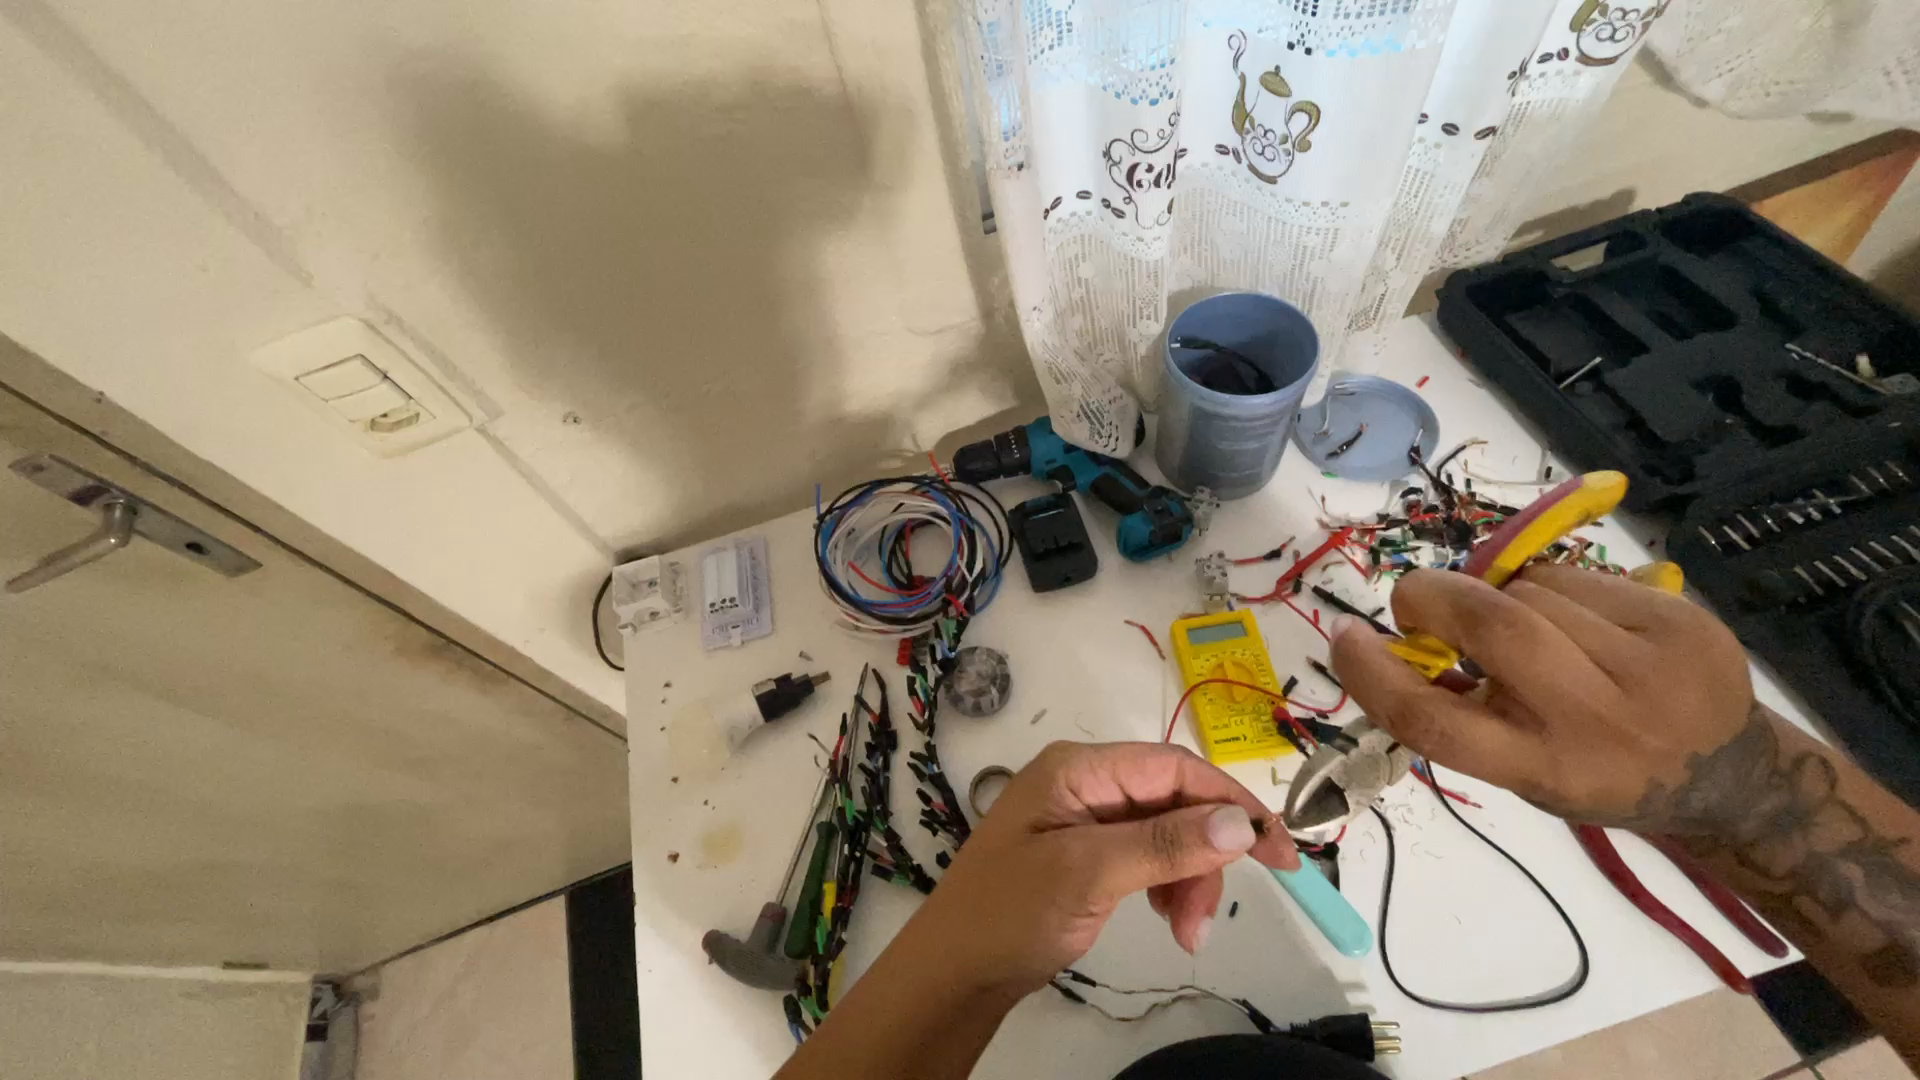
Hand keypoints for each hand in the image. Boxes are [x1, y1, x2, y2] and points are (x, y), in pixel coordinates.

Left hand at [898, 741, 1298, 999]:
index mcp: (1079, 769)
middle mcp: (1086, 782)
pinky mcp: (1089, 851)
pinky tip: (1167, 920)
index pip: (1172, 767)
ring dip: (1188, 880)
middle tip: (1207, 919)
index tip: (1279, 850)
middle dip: (1204, 855)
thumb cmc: (1010, 911)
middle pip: (1174, 801)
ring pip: (1168, 834)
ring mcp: (1087, 817)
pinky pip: (1148, 857)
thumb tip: (1240, 821)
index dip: (1229, 800)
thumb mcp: (1087, 873)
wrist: (956, 967)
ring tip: (1185, 934)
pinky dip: (1168, 887)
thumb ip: (1163, 844)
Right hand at [1329, 565, 1756, 832]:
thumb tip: (1394, 640)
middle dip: (1431, 597)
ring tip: (1511, 625)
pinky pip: (1570, 576)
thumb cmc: (1591, 771)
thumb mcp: (1514, 764)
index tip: (1344, 635)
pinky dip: (1539, 586)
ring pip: (1526, 590)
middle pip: (1490, 626)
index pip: (1432, 717)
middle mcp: (1600, 721)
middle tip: (1416, 606)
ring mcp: (1652, 664)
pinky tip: (1562, 617)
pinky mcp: (1682, 620)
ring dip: (1491, 596)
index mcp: (1544, 767)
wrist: (1732, 775)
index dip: (1370, 672)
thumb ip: (1452, 709)